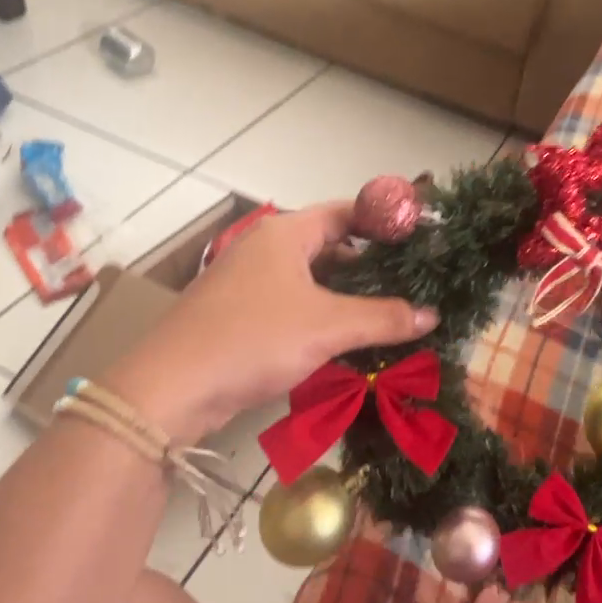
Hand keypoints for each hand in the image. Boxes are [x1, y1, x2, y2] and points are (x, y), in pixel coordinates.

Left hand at [104, 203, 437, 440]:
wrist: (168, 390)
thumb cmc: (252, 340)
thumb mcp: (327, 327)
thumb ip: (384, 318)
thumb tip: (433, 314)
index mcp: (285, 233)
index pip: (347, 212)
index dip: (385, 222)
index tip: (421, 238)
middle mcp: (266, 248)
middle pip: (330, 244)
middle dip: (371, 264)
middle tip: (413, 281)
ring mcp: (248, 281)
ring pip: (311, 277)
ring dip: (348, 293)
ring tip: (389, 311)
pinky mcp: (238, 313)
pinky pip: (293, 302)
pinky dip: (322, 313)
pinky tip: (346, 336)